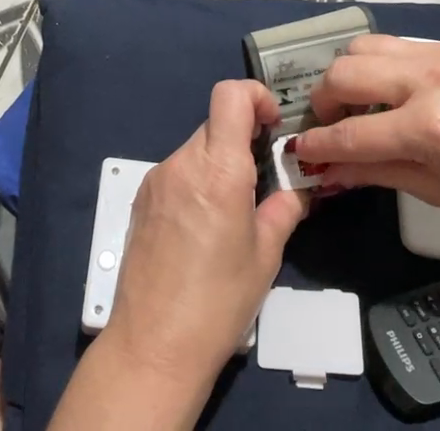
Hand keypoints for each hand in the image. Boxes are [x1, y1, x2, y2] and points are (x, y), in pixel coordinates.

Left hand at [104, 80, 309, 386]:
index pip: (230, 95)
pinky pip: (177, 172)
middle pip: (215, 124)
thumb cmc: (219, 301)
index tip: (273, 126)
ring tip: (237, 209)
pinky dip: (197, 181)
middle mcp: (182, 163)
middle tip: (265, 177)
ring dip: (220, 162)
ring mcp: (156, 180)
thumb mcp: (266, 254)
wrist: (154, 344)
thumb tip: (298, 187)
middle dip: (243, 139)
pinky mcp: (141, 199)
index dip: (256, 97)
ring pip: (196, 149)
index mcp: (218, 169)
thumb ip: (284, 208)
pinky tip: (206, 225)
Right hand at [292, 35, 439, 226]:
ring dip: (349, 72)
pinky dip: (383, 64)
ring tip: (360, 99)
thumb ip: (377, 174)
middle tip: (330, 122)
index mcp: (429, 129)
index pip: (349, 135)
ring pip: (365, 46)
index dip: (317, 145)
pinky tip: (397, 88)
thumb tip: (328, 171)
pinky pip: (400, 44)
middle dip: (323, 100)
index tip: (300, 151)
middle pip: (344, 73)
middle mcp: (429, 81)